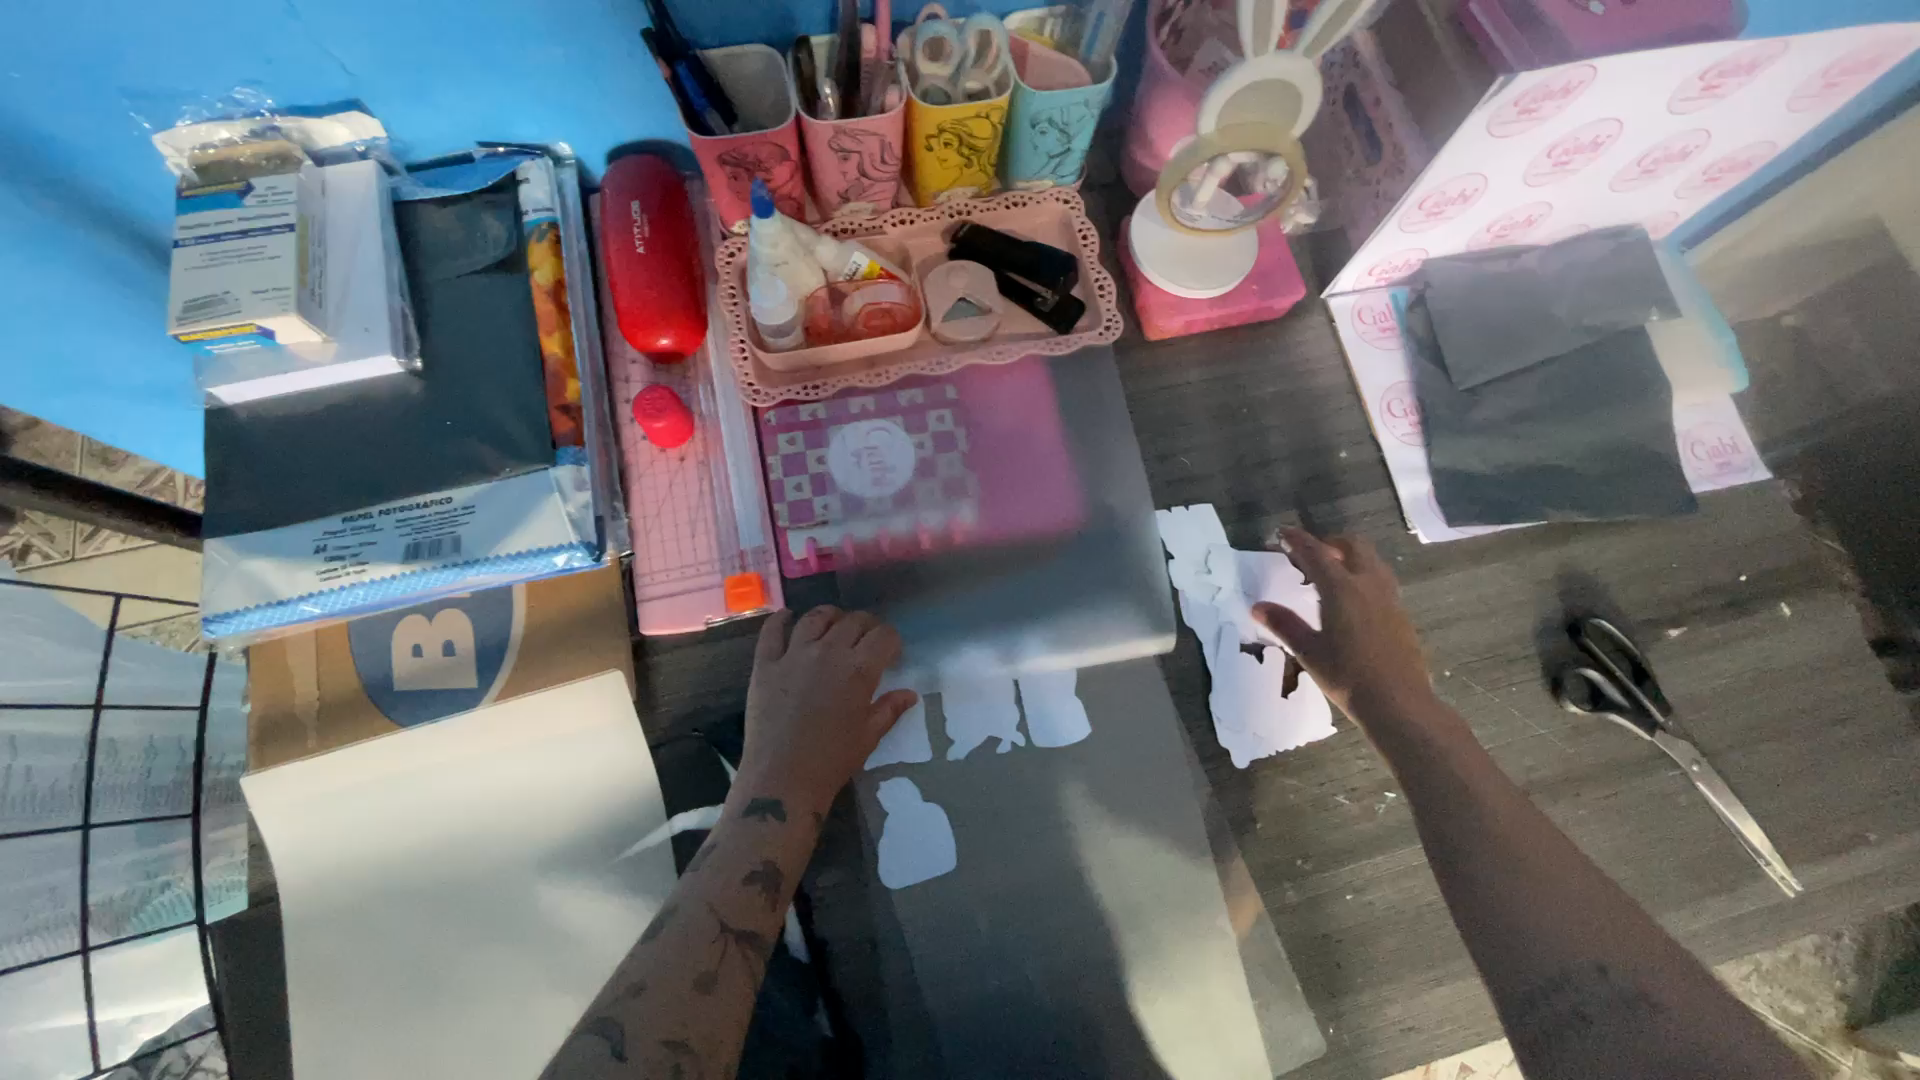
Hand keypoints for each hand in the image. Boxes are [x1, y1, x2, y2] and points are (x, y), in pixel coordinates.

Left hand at [739, 607, 919, 810]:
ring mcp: (793, 655)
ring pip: (815, 618)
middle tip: (867, 640)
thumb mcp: (869, 736)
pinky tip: (786, 616)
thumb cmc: (833, 761)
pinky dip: (780, 619)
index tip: (892, 653)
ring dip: (831, 616)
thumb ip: (890, 709)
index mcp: (859, 670)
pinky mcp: (765, 665)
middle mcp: (828, 652)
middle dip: (867, 626)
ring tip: (834, 624)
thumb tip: (910, 694)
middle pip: (853, 621)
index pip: (884, 636)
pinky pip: (771, 632)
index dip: (892, 640)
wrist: (783, 779)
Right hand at [1253, 528, 1439, 726]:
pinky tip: (1350, 601)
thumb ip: (1284, 624)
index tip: (1282, 532)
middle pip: (1352, 546)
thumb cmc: (1347, 676)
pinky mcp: (1400, 613)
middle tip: (1309, 555)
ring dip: (1349, 557)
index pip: (1316, 553)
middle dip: (1329, 543)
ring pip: (1371, 561)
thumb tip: (1259, 607)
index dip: (1297, 540)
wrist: (1399, 703)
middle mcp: (1368, 585)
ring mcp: (1389, 598)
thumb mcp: (1308, 651)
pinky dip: (1362, 575)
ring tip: (1329, 575)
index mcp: (1342, 590)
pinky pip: (1380, 580)